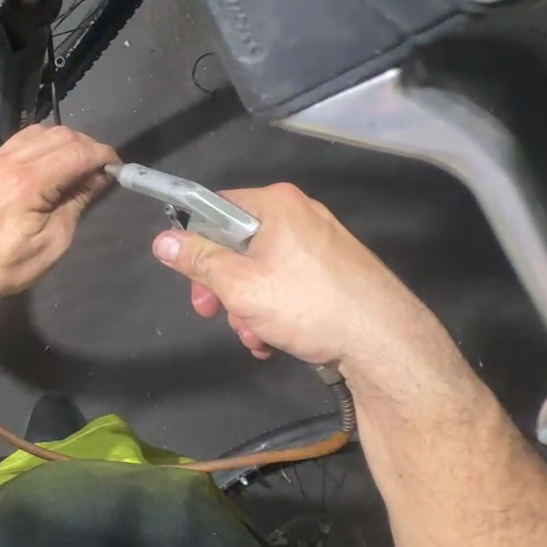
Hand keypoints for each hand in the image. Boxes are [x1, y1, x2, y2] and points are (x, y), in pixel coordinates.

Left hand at [0, 124, 118, 305]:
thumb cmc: (10, 266)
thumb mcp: (55, 240)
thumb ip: (78, 201)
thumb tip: (100, 177)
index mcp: (27, 184)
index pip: (76, 152)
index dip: (102, 155)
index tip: (117, 167)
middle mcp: (8, 163)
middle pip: (60, 135)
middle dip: (86, 147)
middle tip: (98, 170)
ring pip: (40, 132)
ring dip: (64, 143)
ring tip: (76, 167)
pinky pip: (20, 141)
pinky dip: (42, 145)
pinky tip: (51, 166)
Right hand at [149, 183, 448, 381]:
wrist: (384, 343)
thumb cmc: (307, 305)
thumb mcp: (239, 285)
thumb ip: (197, 260)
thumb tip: (162, 240)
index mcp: (276, 204)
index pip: (214, 207)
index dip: (194, 241)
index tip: (187, 275)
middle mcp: (299, 214)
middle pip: (235, 243)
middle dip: (220, 284)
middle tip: (212, 313)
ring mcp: (318, 242)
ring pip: (258, 269)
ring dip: (244, 305)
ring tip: (253, 335)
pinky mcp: (331, 270)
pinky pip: (284, 281)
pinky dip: (271, 309)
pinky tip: (272, 338)